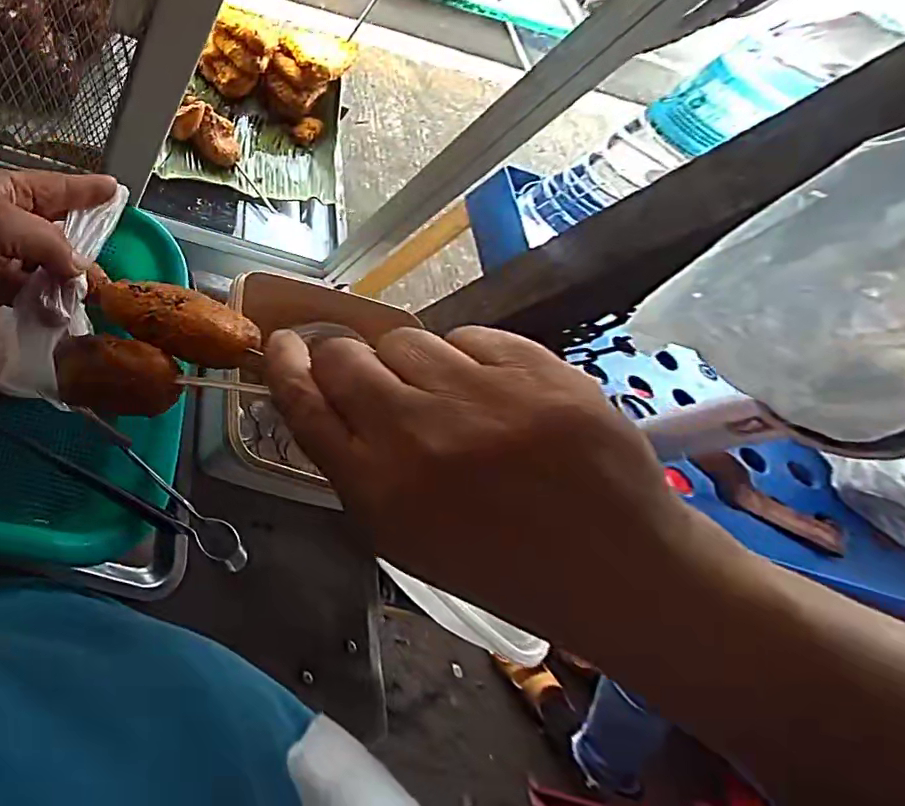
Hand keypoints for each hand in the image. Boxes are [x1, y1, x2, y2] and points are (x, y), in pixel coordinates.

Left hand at [0, 168, 118, 341]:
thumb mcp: (0, 226)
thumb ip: (48, 241)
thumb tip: (80, 268)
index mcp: (2, 190)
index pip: (54, 187)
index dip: (86, 190)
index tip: (116, 189)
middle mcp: (3, 219)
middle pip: (54, 226)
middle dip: (82, 240)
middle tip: (111, 253)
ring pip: (46, 261)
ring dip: (67, 275)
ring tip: (94, 288)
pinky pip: (32, 288)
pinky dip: (48, 297)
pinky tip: (65, 306)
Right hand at [265, 326, 717, 644]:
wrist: (620, 569)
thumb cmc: (495, 559)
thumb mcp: (399, 531)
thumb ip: (348, 462)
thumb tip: (315, 391)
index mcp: (379, 488)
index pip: (304, 402)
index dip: (286, 364)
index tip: (283, 343)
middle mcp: (420, 435)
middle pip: (344, 358)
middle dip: (344, 360)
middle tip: (370, 377)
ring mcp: (482, 397)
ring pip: (404, 339)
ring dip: (410, 363)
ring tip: (448, 397)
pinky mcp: (537, 370)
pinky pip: (467, 335)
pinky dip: (468, 359)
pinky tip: (494, 393)